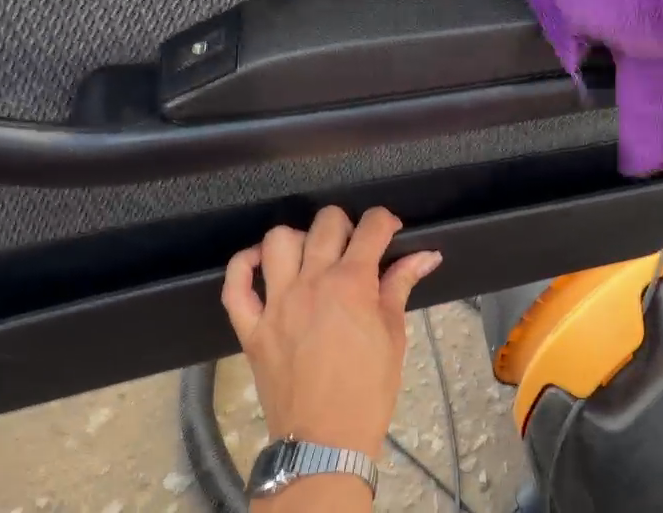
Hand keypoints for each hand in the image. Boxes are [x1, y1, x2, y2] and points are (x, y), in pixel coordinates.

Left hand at [221, 206, 441, 457]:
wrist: (325, 441)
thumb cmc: (368, 389)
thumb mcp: (394, 334)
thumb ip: (401, 285)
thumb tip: (427, 255)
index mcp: (352, 283)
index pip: (371, 227)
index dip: (386, 221)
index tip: (391, 232)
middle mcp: (311, 283)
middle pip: (326, 223)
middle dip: (347, 224)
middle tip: (355, 246)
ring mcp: (276, 304)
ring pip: (279, 240)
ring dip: (300, 238)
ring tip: (312, 255)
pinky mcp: (250, 327)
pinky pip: (235, 284)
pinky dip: (245, 264)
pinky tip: (263, 263)